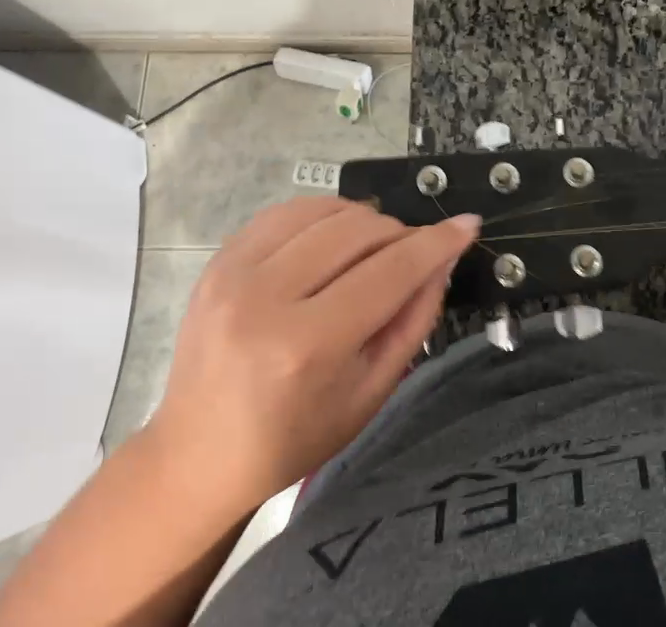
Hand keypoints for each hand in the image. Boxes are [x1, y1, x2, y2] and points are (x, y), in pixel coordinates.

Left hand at [144, 198, 479, 511]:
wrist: (198, 454)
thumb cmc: (293, 440)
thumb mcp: (370, 394)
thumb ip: (412, 322)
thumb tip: (442, 262)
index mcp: (307, 345)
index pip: (389, 271)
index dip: (436, 244)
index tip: (468, 225)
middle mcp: (264, 298)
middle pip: (357, 230)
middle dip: (401, 234)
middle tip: (415, 256)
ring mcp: (233, 274)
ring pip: (323, 211)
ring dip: (364, 220)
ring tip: (375, 249)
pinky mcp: (217, 262)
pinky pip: (284, 212)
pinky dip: (322, 216)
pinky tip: (334, 239)